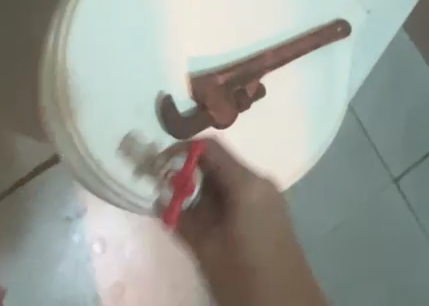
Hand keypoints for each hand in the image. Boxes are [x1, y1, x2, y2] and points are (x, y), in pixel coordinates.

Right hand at [172, 142, 328, 305]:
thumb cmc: (247, 279)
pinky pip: (238, 195)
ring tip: (178, 209)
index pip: (208, 148)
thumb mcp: (208, 249)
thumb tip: (161, 197)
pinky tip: (202, 222)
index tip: (157, 170)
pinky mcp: (271, 215)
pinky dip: (217, 201)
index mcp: (247, 184)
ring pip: (227, 181)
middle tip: (163, 191)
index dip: (179, 153)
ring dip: (202, 190)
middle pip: (218, 163)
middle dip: (188, 174)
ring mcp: (269, 198)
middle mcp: (260, 182)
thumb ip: (181, 218)